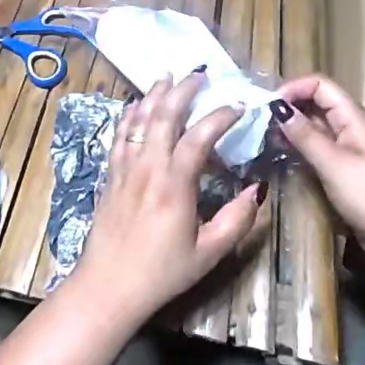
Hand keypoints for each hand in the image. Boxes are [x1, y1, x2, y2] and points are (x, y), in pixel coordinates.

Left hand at [69, 73, 261, 319]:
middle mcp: (148, 169)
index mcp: (174, 185)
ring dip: (154, 95)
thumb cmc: (161, 273)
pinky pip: (119, 137)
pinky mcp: (110, 177)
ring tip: (167, 76)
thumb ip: (237, 220)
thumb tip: (258, 189)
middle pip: (163, 117)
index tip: (238, 107)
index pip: (199, 137)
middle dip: (182, 91)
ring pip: (138, 121)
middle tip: (199, 75)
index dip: (220, 117)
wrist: (106, 289)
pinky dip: (129, 116)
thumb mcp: (208, 253)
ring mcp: (125, 170)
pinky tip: (135, 106)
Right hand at [272, 74, 364, 259]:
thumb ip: (306, 136)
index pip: (321, 85)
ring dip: (296, 130)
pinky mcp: (354, 172)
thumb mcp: (334, 165)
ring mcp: (356, 150)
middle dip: (291, 109)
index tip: (266, 106)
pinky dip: (306, 150)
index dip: (294, 88)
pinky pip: (326, 150)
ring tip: (268, 141)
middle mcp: (356, 127)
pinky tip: (288, 159)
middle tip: (260, 125)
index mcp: (356, 118)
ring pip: (321, 129)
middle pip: (320, 105)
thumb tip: (278, 108)